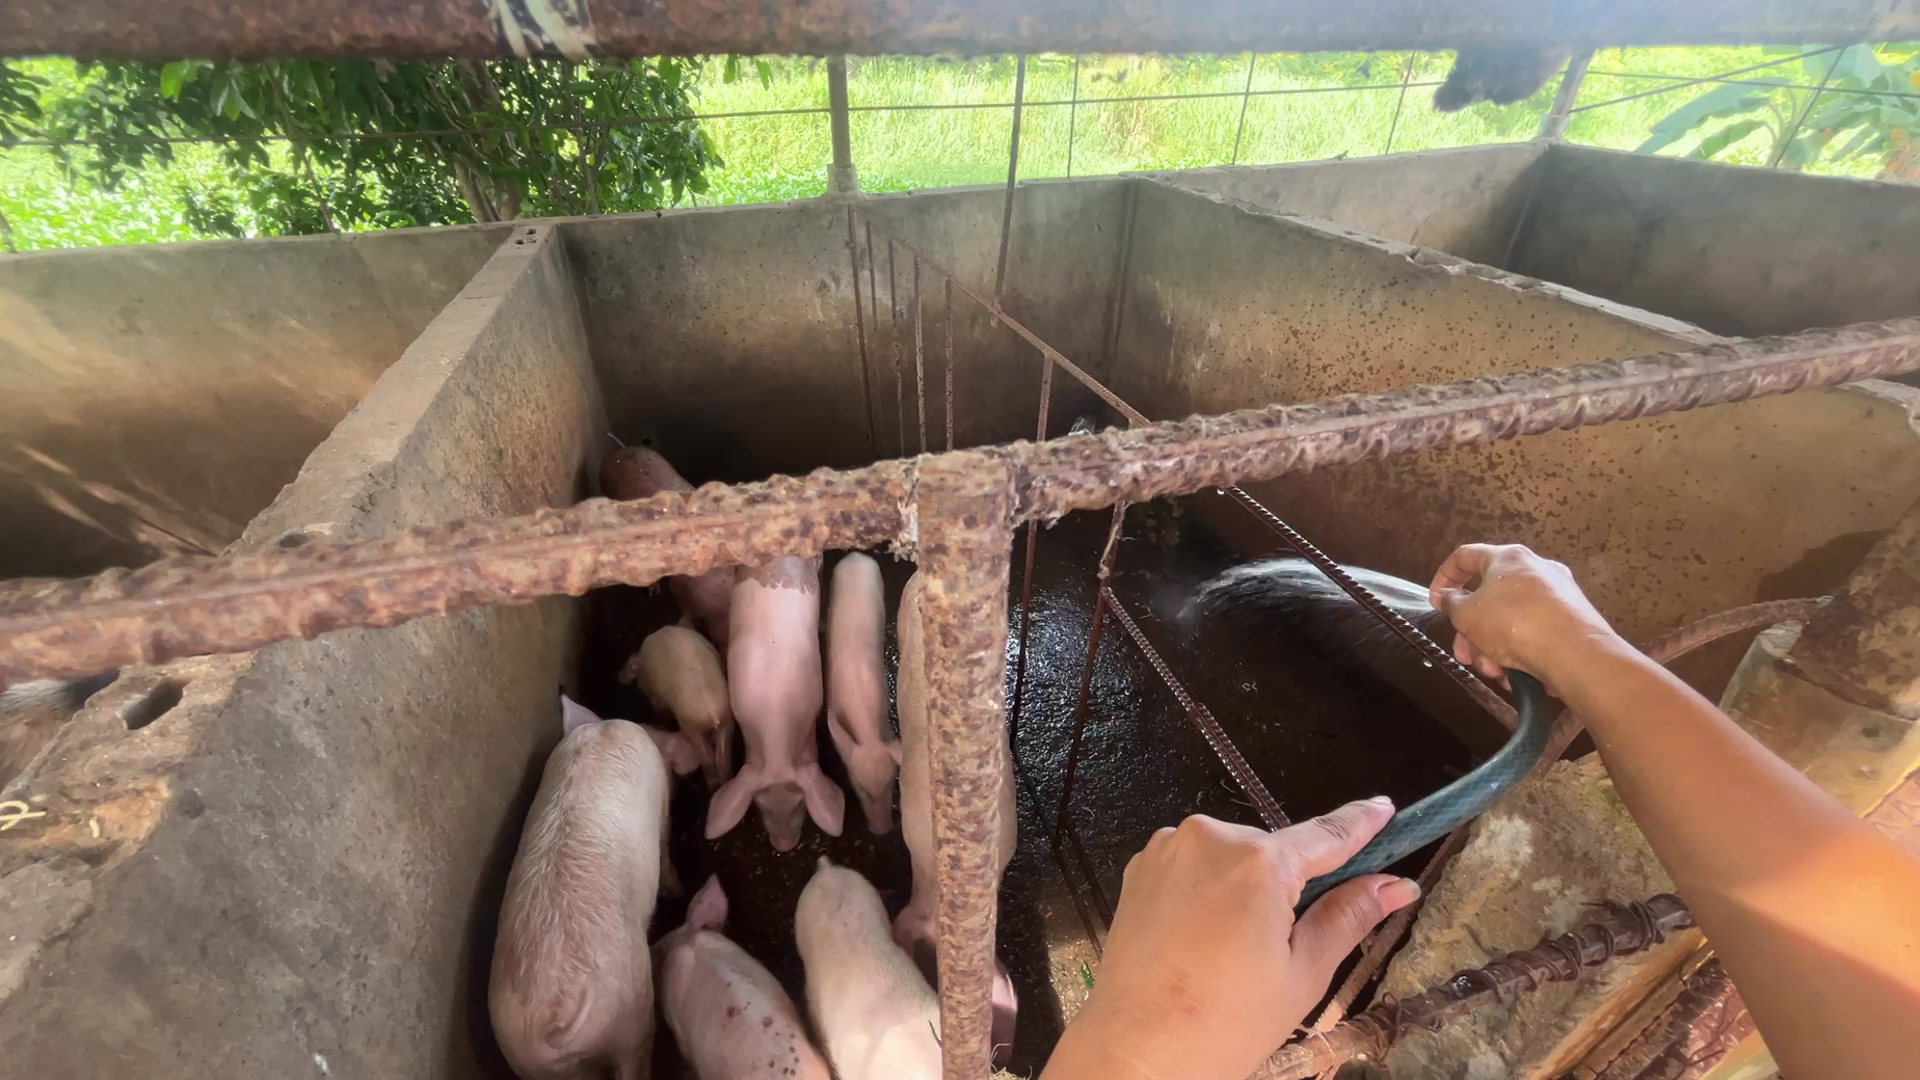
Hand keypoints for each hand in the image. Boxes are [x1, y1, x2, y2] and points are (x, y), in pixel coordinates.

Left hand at [1046, 800, 1419, 1079]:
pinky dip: (1205, 888)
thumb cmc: (1230, 1019)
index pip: (1324, 835)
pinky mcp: (1141, 861)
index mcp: (1257, 861)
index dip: (1358, 822)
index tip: (1383, 806)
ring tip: (1229, 949)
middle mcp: (1209, 835)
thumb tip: (1395, 884)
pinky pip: (1191, 863)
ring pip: (1228, 855)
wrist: (1137, 1041)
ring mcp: (1168, 844)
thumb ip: (1348, 917)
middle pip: (1270, 851)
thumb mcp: (1303, 974)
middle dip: (1285, 884)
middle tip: (1278, 945)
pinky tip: (1198, 935)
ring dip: (1241, 885)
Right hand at [1428, 543, 1619, 688]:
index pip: (1463, 556)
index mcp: (1508, 558)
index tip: (1437, 603)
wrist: (1577, 656)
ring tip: (1490, 669)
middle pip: (1487, 596)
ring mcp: (1559, 594)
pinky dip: (1518, 647)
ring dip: (1490, 644)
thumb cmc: (1513, 625)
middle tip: (1463, 651)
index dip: (1442, 578)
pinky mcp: (1573, 619)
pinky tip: (1513, 671)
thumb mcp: (1465, 614)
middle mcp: (1536, 569)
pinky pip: (1533, 629)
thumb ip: (1451, 602)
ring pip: (1509, 617)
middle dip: (1469, 629)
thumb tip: (1451, 597)